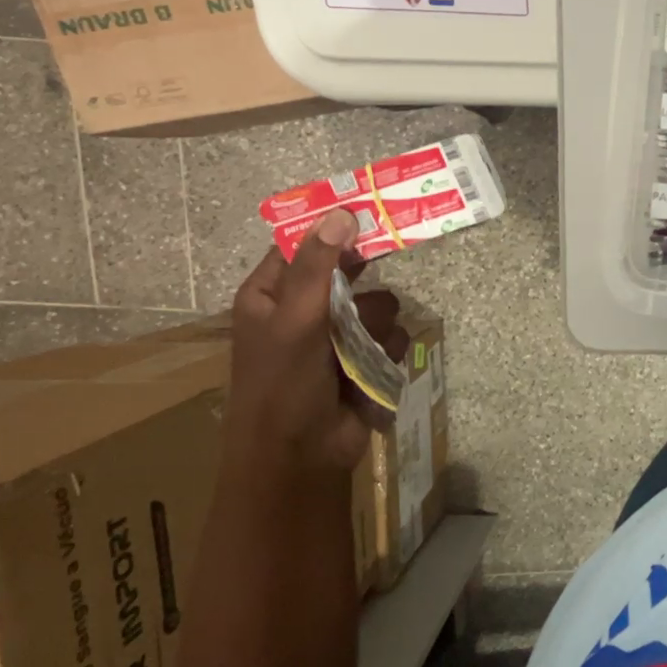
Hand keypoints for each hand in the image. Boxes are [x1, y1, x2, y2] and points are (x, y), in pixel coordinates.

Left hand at [225, 208, 406, 481]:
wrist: (299, 455)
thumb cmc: (282, 384)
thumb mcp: (295, 320)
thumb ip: (320, 267)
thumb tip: (342, 214)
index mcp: (271, 294)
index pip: (304, 245)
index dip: (334, 229)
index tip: (370, 212)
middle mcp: (304, 310)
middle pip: (351, 273)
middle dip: (366, 279)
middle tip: (395, 258)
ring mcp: (337, 337)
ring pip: (380, 306)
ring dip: (376, 326)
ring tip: (361, 351)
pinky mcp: (365, 362)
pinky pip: (392, 337)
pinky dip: (388, 352)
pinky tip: (375, 368)